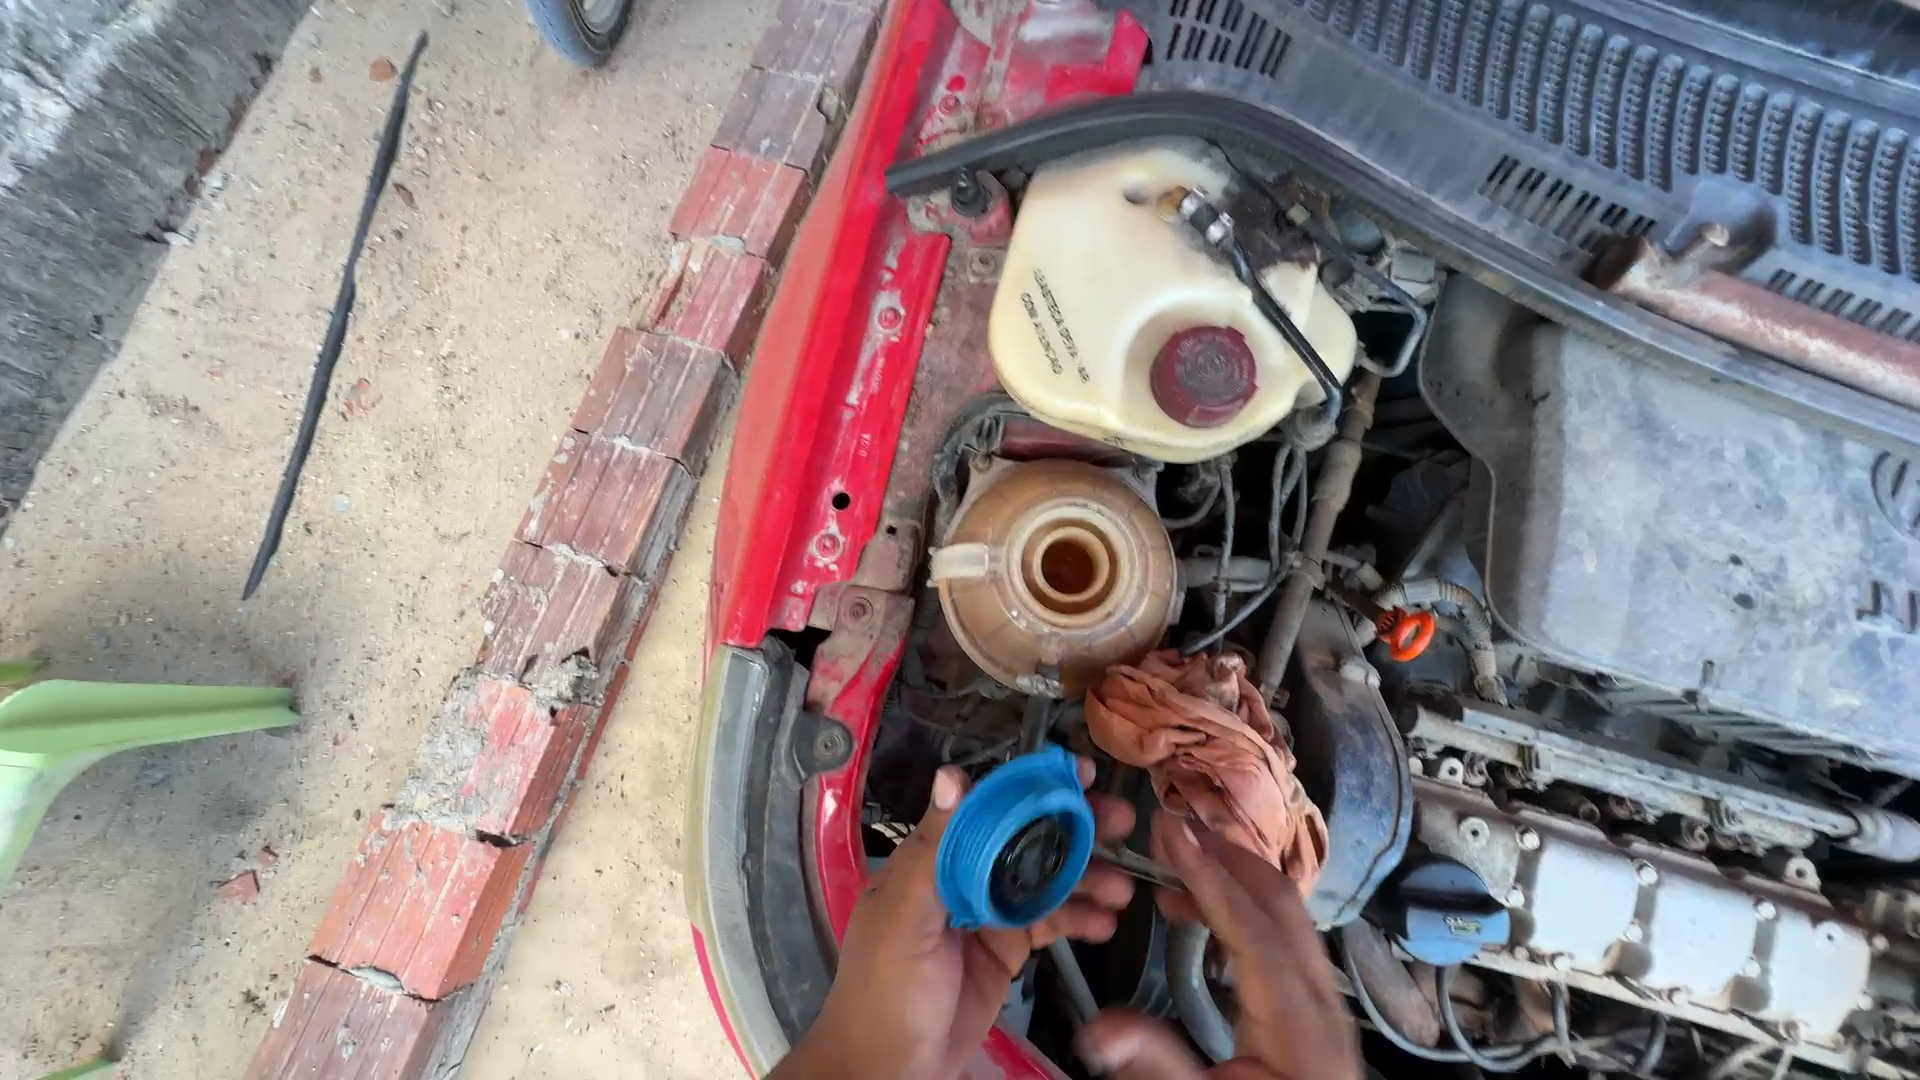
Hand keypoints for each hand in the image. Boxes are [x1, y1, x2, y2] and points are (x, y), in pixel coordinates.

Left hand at [773, 760, 1136, 1079]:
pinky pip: (1049, 922)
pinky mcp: (1008, 947)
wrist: (889, 1071)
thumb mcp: (906, 913)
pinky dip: (1078, 919)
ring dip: (1086, 878)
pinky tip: (1105, 923)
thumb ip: (935, 846)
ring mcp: (989, 910)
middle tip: (1120, 818)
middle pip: (1026, 837)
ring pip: (1045, 880)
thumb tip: (951, 773)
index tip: (1075, 773)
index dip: (1031, 786)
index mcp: (936, 853)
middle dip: (1073, 827)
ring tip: (1122, 887)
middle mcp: (966, 873)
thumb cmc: (886, 985)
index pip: (988, 806)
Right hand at [1079, 811, 1361, 1079]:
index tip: (1165, 827)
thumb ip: (1157, 1064)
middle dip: (1218, 856)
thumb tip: (1095, 1028)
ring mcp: (1323, 994)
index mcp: (1300, 1023)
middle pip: (1276, 900)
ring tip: (1169, 863)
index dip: (1204, 874)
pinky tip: (1192, 907)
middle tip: (1163, 830)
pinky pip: (1278, 925)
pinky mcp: (1314, 997)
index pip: (1251, 927)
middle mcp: (1322, 996)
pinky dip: (1236, 899)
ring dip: (1226, 873)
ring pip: (1282, 906)